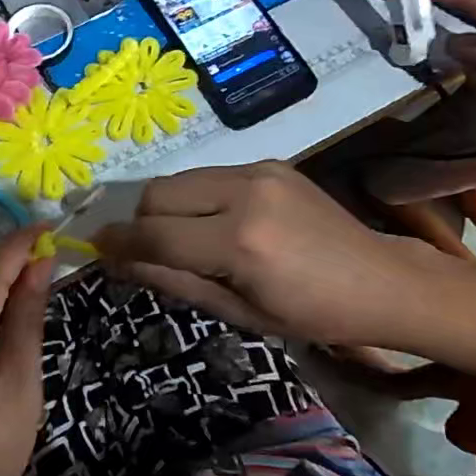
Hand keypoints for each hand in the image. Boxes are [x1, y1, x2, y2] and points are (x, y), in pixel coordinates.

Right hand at [96, 162, 453, 346]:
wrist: (378, 278)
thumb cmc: (311, 314)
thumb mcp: (238, 312)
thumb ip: (174, 281)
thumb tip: (120, 263)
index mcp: (240, 242)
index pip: (155, 235)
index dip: (119, 244)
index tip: (97, 251)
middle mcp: (245, 192)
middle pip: (158, 194)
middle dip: (139, 223)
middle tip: (142, 252)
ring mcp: (258, 170)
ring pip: (180, 179)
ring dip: (165, 208)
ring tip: (179, 239)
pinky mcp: (269, 162)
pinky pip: (210, 175)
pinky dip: (196, 198)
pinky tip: (213, 222)